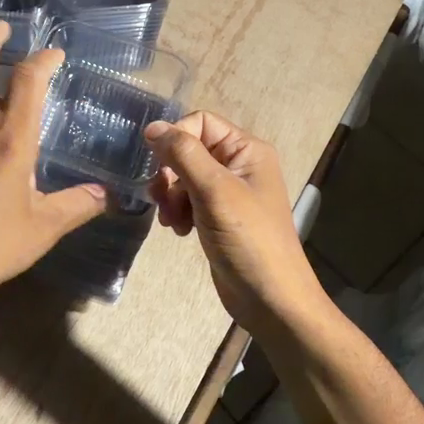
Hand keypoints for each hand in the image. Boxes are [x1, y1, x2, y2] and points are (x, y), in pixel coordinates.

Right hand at [146, 112, 328, 336]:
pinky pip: (188, 200)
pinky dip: (178, 212)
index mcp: (247, 150)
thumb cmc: (248, 240)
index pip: (200, 122)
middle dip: (170, 173)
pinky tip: (178, 231)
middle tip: (162, 199)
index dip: (176, 139)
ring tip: (170, 220)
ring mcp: (229, 193)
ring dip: (170, 195)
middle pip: (189, 150)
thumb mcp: (214, 191)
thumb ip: (183, 154)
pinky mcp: (218, 217)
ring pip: (184, 176)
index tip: (159, 167)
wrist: (271, 300)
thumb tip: (153, 127)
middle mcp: (239, 165)